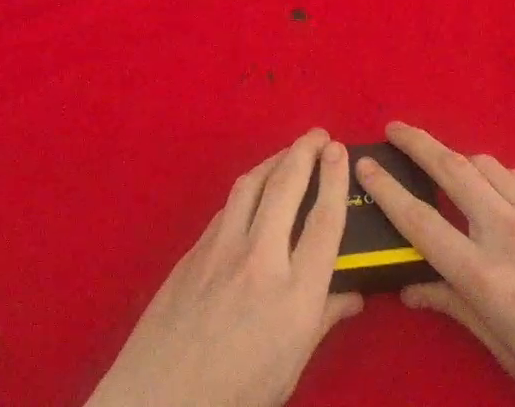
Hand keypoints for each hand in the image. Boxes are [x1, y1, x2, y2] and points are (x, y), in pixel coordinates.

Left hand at [86, 130, 362, 406]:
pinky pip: (226, 209)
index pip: (324, 221)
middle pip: (286, 188)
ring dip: (273, 161)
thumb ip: (323, 320)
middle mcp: (260, 259)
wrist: (161, 399)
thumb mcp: (292, 365)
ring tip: (290, 151)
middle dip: (304, 152)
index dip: (335, 180)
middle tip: (319, 134)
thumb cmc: (237, 391)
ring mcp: (221, 250)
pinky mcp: (193, 252)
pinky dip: (247, 191)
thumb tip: (353, 295)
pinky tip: (252, 192)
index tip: (341, 151)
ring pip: (250, 187)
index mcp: (295, 293)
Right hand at [359, 122, 514, 406]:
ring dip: (458, 159)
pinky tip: (494, 188)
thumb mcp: (509, 352)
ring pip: (486, 166)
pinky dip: (495, 174)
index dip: (387, 190)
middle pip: (451, 170)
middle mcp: (508, 233)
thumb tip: (412, 288)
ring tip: (442, 165)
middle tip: (394, 128)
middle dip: (416, 143)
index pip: (420, 221)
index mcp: (487, 277)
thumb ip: (457, 309)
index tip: (365, 165)